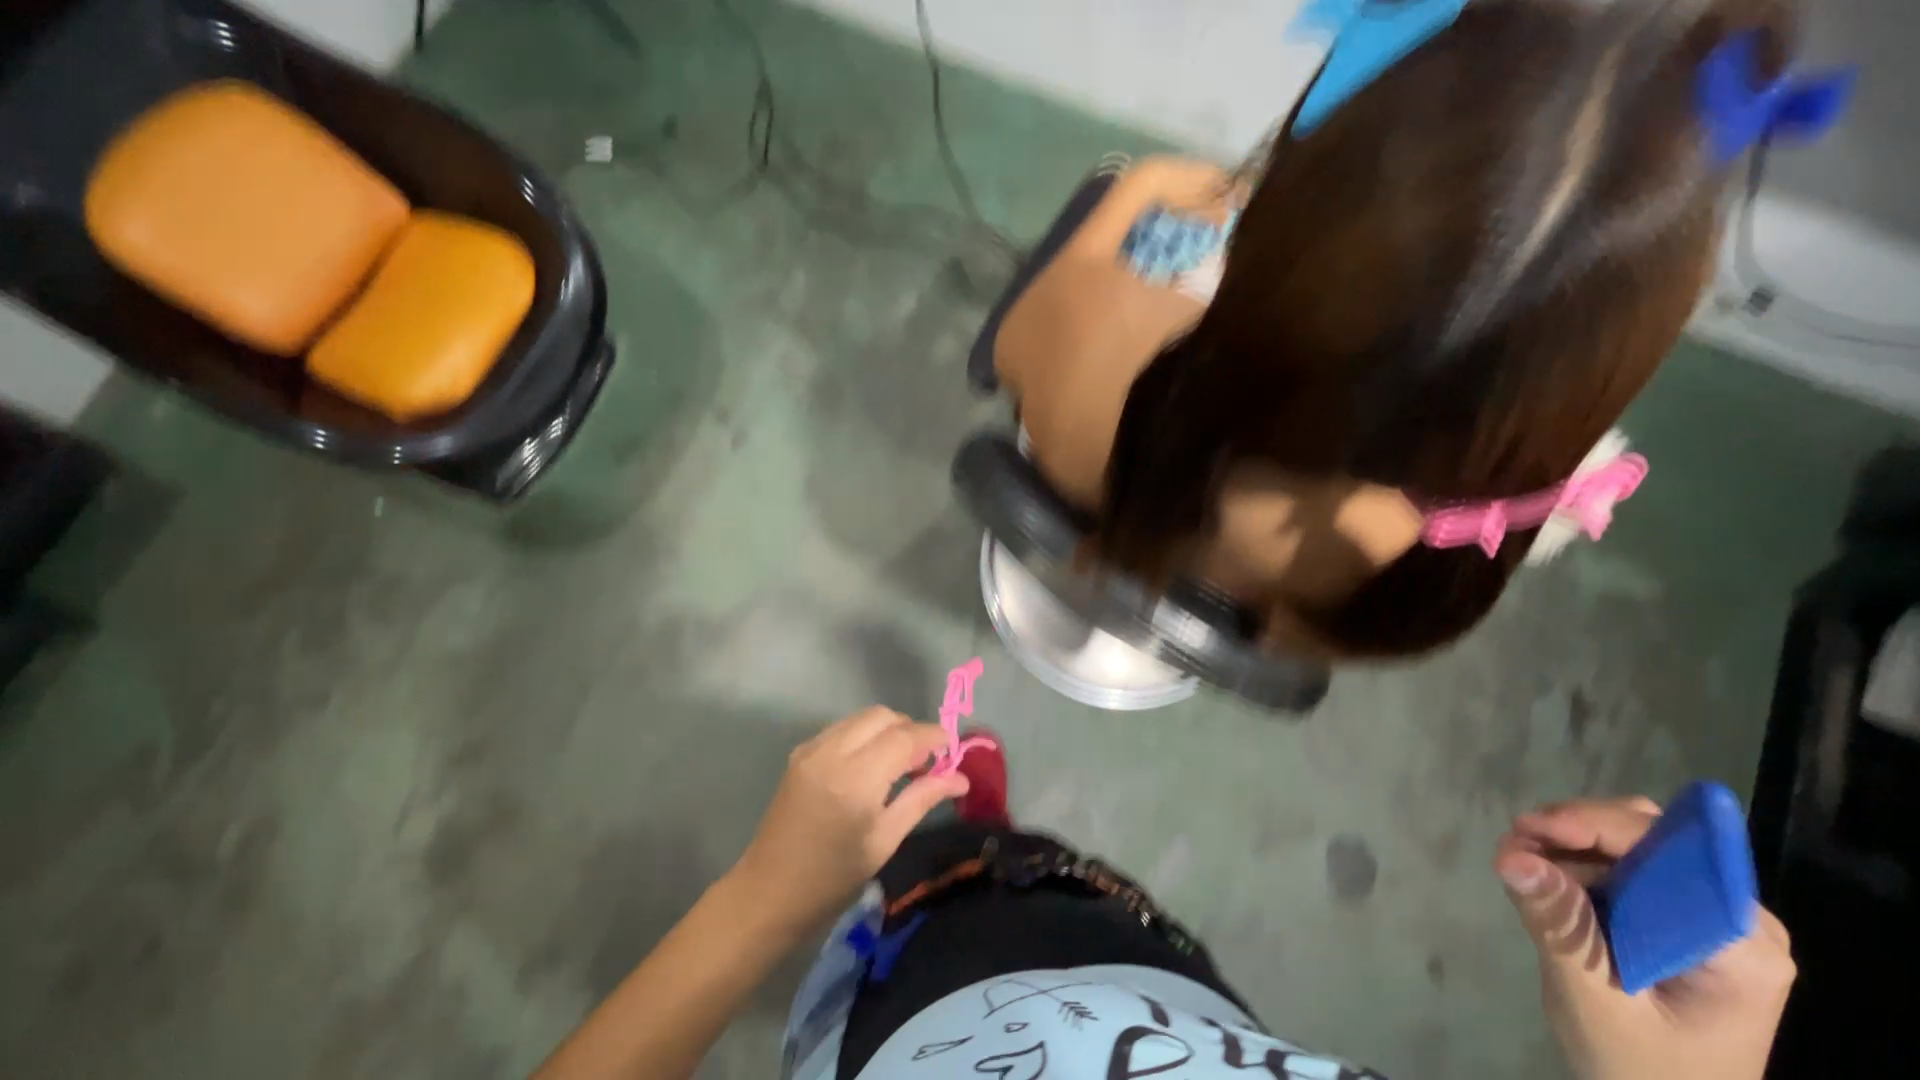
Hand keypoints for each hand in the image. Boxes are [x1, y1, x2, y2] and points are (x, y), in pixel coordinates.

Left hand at [731, 707, 968, 929]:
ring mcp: (811, 749)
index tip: (952, 749)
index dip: (932, 737)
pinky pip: (841, 729)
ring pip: (861, 718)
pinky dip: (863, 736)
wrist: (770, 891)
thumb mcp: (885, 840)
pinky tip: (870, 766)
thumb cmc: (833, 876)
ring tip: (900, 765)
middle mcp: (832, 752)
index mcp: (857, 778)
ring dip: (887, 730)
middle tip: (925, 762)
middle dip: (910, 730)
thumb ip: (922, 799)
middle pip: (882, 716)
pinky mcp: (800, 754)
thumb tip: (961, 778)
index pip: (904, 737)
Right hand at [1495, 798, 1795, 1079]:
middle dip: (1578, 830)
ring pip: (1636, 845)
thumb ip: (1561, 928)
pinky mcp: (1679, 923)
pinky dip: (1579, 864)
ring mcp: (1710, 919)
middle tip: (1514, 843)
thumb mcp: (1593, 1005)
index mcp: (1740, 945)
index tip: (1534, 829)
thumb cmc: (1642, 1072)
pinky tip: (1542, 879)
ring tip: (1518, 859)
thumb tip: (1510, 856)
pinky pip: (1629, 870)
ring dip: (1572, 844)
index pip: (1675, 854)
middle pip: (1655, 838)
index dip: (1601, 827)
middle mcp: (1738, 920)